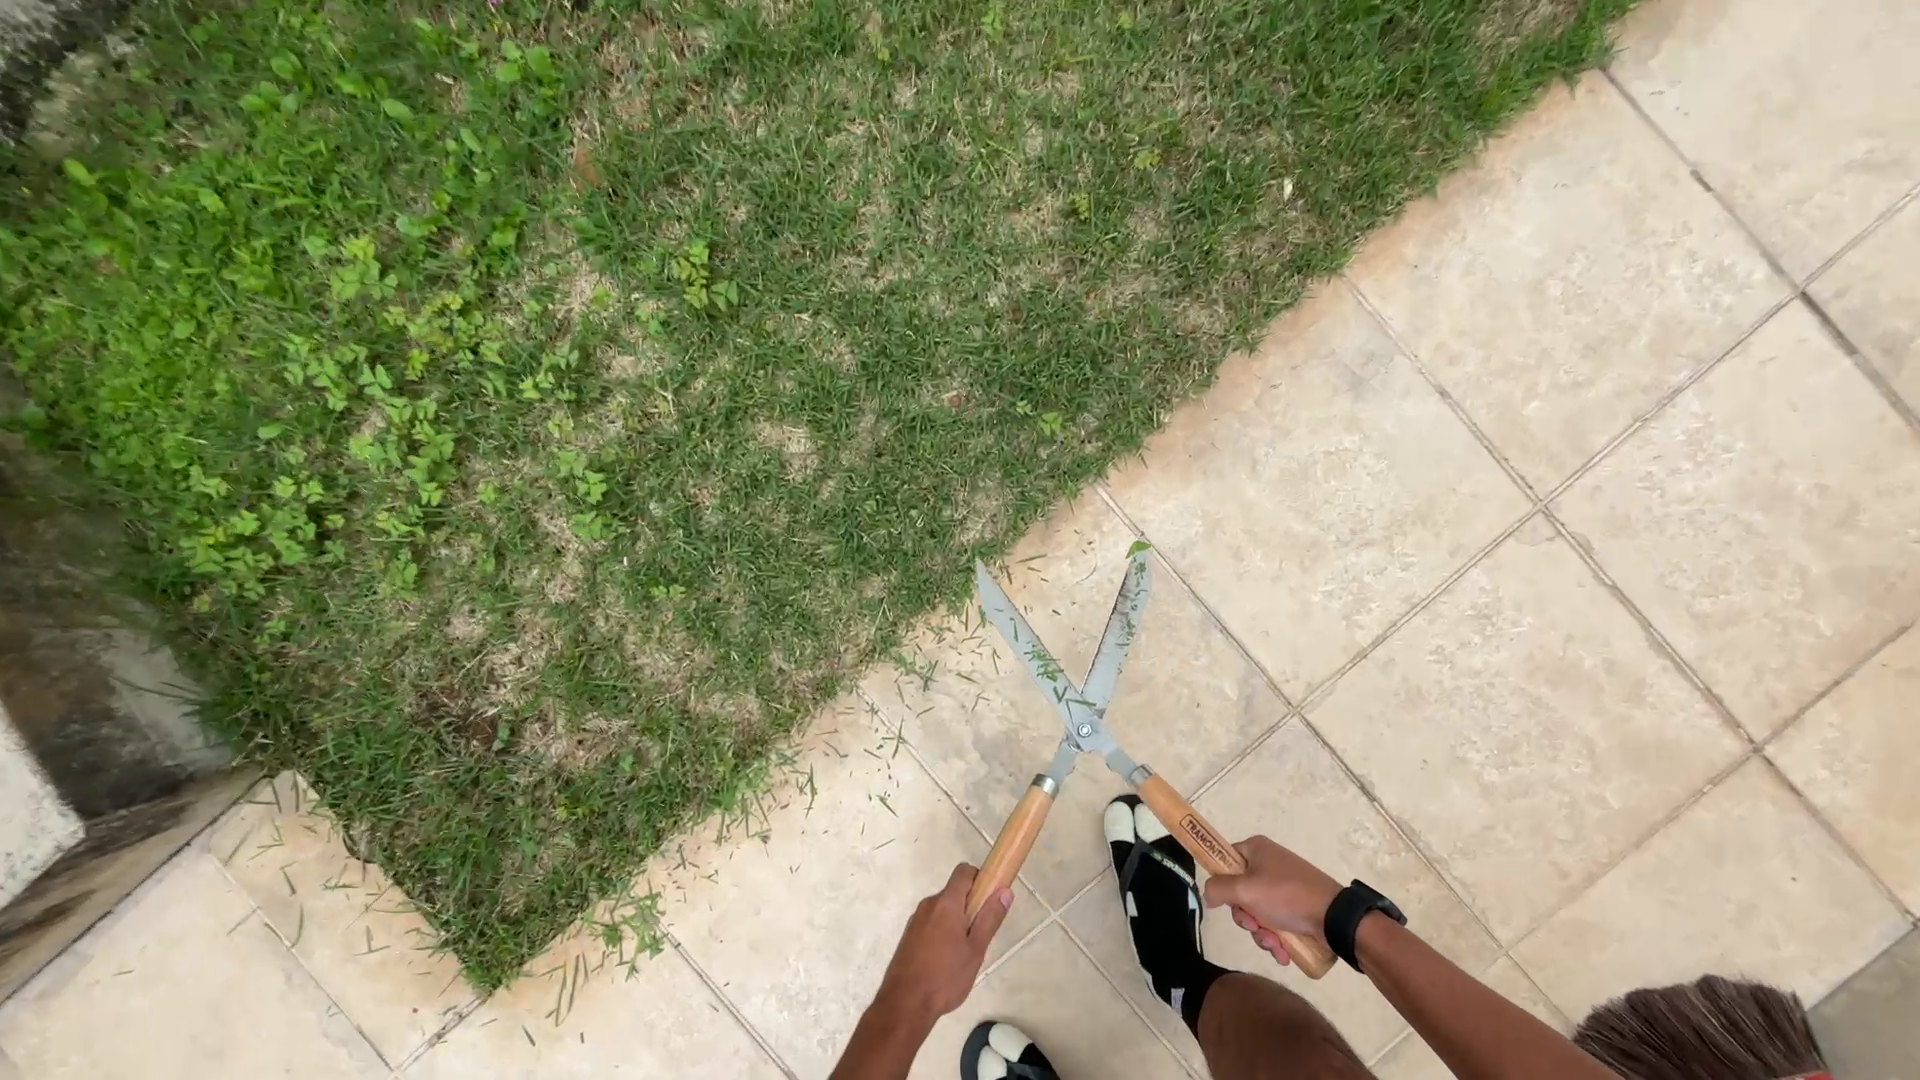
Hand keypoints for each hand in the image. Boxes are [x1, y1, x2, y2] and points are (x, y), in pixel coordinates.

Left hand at [873, 863, 1013, 1027]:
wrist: (905, 1004)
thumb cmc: (945, 977)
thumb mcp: (975, 950)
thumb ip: (990, 918)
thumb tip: (1004, 890)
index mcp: (946, 903)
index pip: (964, 872)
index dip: (980, 879)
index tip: (990, 900)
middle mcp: (928, 905)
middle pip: (954, 892)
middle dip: (970, 906)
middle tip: (980, 935)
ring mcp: (916, 920)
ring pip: (943, 910)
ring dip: (957, 921)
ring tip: (963, 954)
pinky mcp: (909, 935)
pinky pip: (932, 923)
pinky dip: (943, 932)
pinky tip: (946, 960)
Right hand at [1201, 836, 1340, 966]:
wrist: (1335, 918)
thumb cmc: (1286, 896)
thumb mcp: (1245, 890)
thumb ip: (1218, 889)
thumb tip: (1208, 894)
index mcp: (1257, 849)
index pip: (1225, 859)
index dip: (1223, 882)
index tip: (1228, 902)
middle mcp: (1269, 863)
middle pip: (1240, 891)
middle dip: (1246, 917)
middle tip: (1254, 927)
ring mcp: (1285, 885)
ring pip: (1258, 911)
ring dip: (1261, 933)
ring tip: (1274, 946)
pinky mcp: (1297, 905)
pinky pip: (1276, 920)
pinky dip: (1276, 938)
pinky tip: (1282, 952)